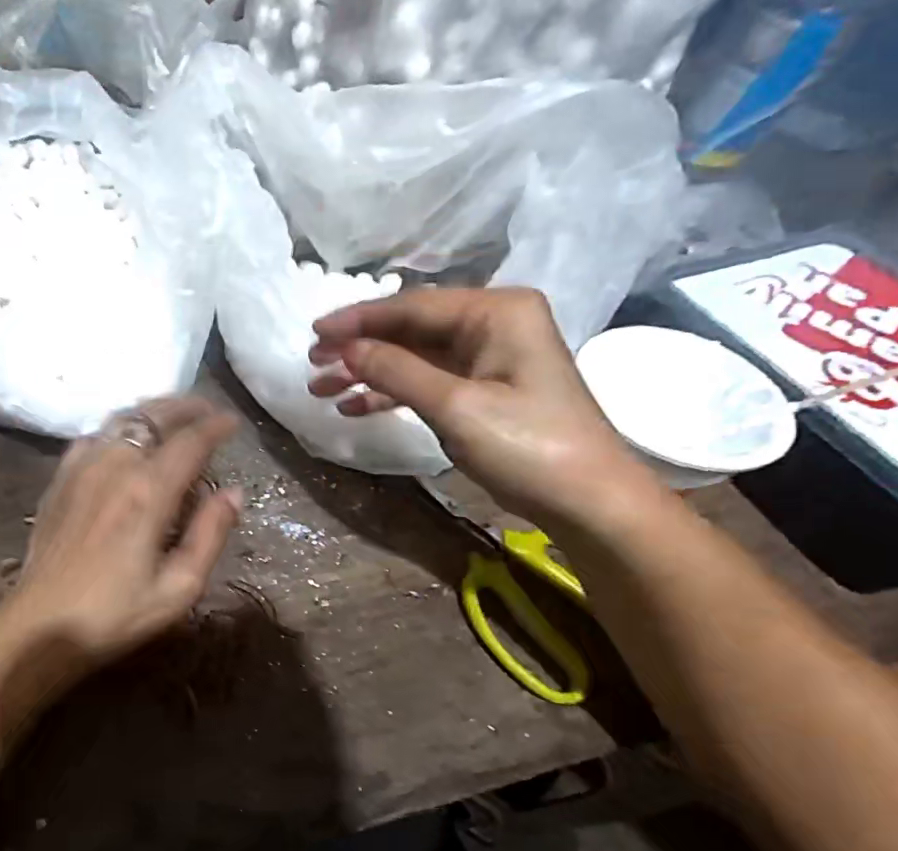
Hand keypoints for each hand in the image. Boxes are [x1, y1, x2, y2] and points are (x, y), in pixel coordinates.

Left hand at [0, 397, 242, 721]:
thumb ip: (210, 535)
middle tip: (207, 411)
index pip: (191, 441)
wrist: (39, 625)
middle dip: (185, 407)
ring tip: (172, 421)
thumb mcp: (178, 588)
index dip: (216, 426)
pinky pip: (92, 439)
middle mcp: (114, 466)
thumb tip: (234, 493)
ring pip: (121, 421)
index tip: (234, 422)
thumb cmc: (114, 615)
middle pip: (153, 416)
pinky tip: (123, 446)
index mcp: (148, 491)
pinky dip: (117, 431)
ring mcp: (80, 469)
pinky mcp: (59, 481)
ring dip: (151, 414)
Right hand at [307, 286, 661, 525]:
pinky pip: (425, 382)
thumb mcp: (456, 406)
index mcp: (496, 312)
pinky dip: (390, 393)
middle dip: (359, 348)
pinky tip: (355, 407)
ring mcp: (487, 359)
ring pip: (413, 357)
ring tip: (322, 390)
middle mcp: (492, 325)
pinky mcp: (481, 391)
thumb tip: (346, 349)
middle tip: (313, 365)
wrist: (584, 497)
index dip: (358, 320)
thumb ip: (397, 371)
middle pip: (410, 329)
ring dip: (368, 373)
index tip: (313, 334)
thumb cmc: (527, 446)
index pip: (413, 306)